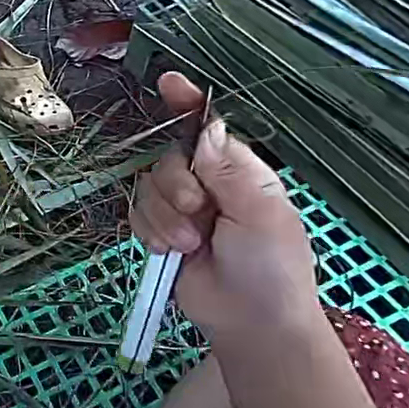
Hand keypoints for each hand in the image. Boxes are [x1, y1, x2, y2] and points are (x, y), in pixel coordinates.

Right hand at [131, 73, 396, 407]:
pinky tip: (172, 252)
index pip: (206, 128)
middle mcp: (205, 183)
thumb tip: (206, 128)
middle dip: (176, 187)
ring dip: (165, 218)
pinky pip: (137, 216)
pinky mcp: (158, 232)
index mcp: (236, 170)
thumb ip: (230, 170)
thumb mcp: (261, 213)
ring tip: (191, 245)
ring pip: (147, 188)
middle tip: (199, 214)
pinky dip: (151, 233)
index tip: (169, 84)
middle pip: (166, 159)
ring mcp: (179, 208)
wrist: (250, 323)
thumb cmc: (271, 266)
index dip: (186, 105)